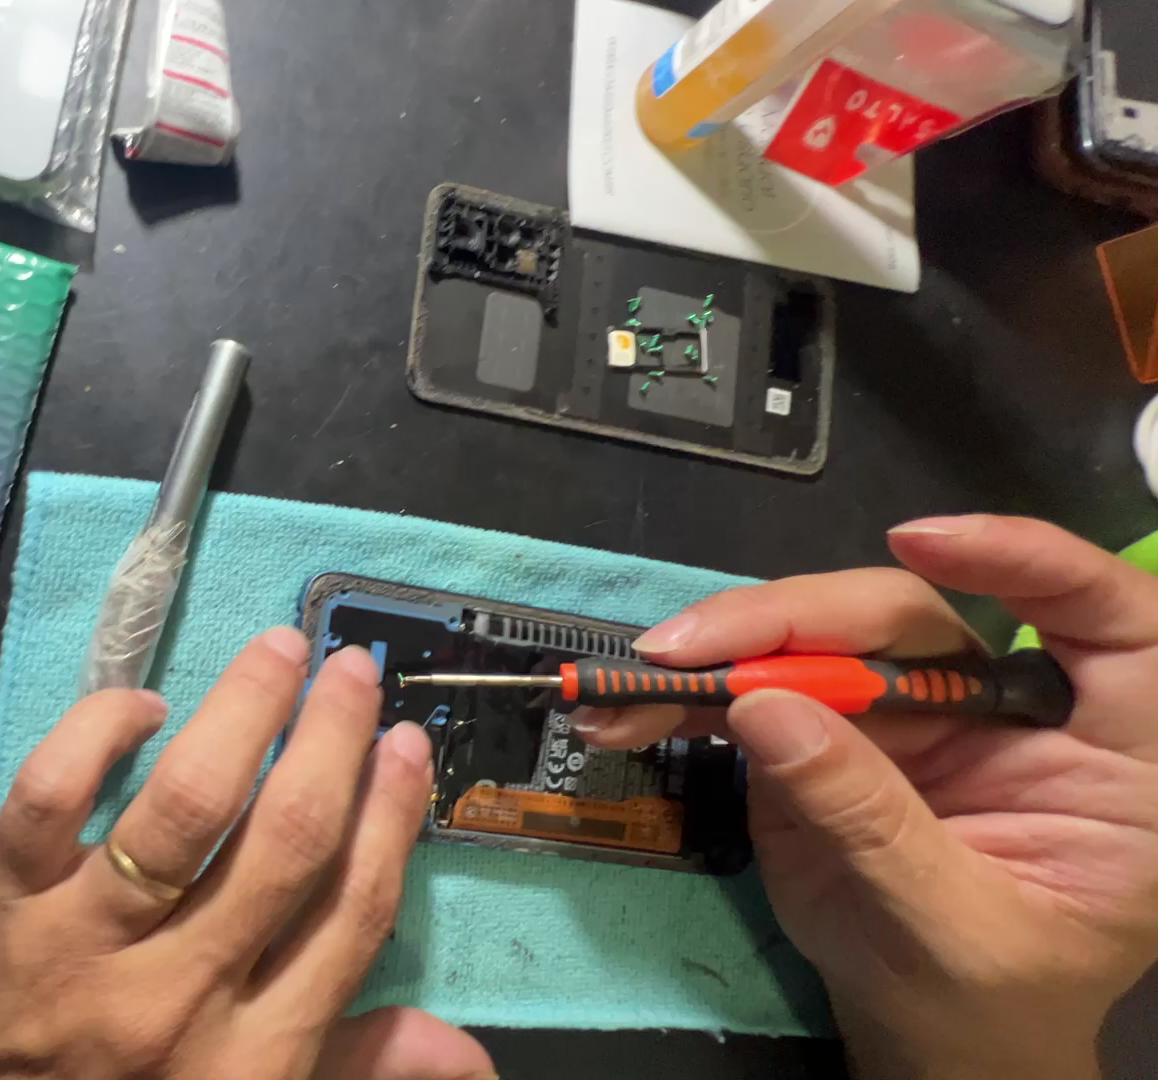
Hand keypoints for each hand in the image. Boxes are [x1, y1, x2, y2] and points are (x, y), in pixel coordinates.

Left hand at [0, 627, 494, 1079]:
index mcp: (256, 1052)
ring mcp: (84, 940)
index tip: (404, 741)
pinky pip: (53, 793)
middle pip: (283, 840)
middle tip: (349, 667)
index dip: (389, 814)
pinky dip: (98, 731)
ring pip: (185, 804)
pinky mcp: (4, 900)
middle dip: (330, 739)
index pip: (349, 911)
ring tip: (278, 650)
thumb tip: (469, 1053)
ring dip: (243, 712)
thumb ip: (350, 1070)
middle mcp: (180, 992)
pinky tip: (141, 706)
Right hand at [576, 516, 1157, 1079]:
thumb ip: (868, 815)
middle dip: (780, 621)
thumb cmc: (982, 988)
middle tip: (681, 651)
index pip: (1101, 621)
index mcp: (1095, 749)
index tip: (918, 541)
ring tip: (622, 690)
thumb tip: (765, 709)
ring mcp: (885, 710)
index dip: (1025, 563)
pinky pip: (731, 689)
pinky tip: (619, 718)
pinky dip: (670, 699)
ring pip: (793, 640)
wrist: (911, 1018)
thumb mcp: (951, 921)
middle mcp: (984, 704)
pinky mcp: (801, 724)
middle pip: (890, 616)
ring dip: (701, 657)